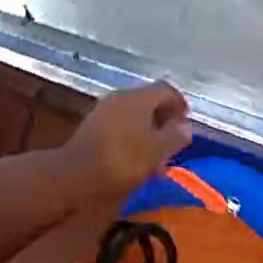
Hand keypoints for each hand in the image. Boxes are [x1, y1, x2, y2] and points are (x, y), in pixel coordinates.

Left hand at [59, 82, 192, 201]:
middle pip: (150, 100)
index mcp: (138, 97)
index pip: (166, 89)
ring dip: (150, 131)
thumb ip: (174, 136)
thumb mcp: (155, 151)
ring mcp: (106, 109)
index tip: (188, 122)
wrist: (75, 173)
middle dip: (165, 120)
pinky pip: (122, 123)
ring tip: (157, 158)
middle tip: (174, 142)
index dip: (180, 103)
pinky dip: (134, 136)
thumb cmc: (121, 161)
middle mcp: (121, 96)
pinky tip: (136, 160)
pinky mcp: (95, 124)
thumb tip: (186, 125)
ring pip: (135, 114)